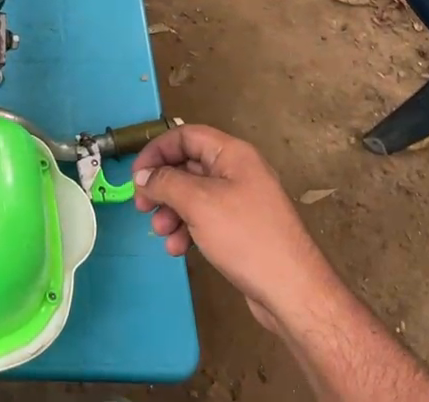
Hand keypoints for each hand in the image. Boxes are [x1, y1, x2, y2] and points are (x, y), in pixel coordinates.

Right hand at [132, 124, 335, 332]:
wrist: (293, 292)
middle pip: (187, 166)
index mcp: (232, 154)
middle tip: (141, 206)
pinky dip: (187, 228)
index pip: (185, 136)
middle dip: (161, 186)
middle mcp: (237, 171)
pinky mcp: (241, 229)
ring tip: (161, 233)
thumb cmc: (245, 237)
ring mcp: (240, 201)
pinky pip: (205, 218)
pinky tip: (178, 248)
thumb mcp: (198, 203)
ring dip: (171, 211)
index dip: (157, 151)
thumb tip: (142, 176)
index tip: (136, 175)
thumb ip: (165, 182)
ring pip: (193, 195)